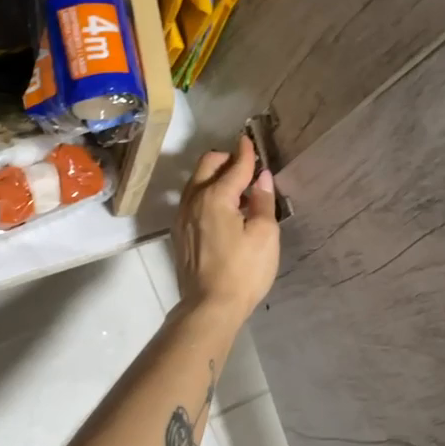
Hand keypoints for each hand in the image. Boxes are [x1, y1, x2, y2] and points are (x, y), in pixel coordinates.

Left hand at [174, 135, 279, 323]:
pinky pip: (191, 200)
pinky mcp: (179, 233)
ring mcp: (182, 217)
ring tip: (236, 188)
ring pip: (195, 182)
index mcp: (215, 197)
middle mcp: (193, 200)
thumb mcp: (265, 235)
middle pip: (206, 165)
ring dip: (214, 176)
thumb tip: (262, 178)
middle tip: (245, 165)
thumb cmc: (243, 271)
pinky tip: (222, 209)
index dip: (246, 152)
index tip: (249, 139)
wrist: (209, 306)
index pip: (234, 166)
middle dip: (225, 158)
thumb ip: (263, 201)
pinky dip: (206, 193)